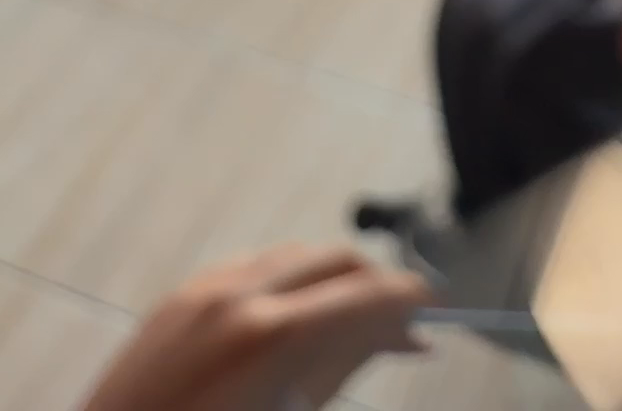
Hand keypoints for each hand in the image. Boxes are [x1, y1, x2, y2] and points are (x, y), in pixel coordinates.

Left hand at [82, 244, 430, 410]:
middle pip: (340, 259)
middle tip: (402, 320)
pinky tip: (294, 318)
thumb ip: (344, 368)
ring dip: (335, 279)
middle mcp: (241, 293)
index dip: (411, 297)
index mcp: (269, 336)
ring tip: (348, 321)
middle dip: (377, 284)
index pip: (367, 294)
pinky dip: (292, 281)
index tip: (436, 307)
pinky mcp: (184, 290)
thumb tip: (403, 336)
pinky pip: (259, 265)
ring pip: (302, 255)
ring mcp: (207, 285)